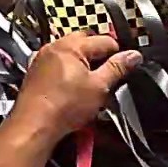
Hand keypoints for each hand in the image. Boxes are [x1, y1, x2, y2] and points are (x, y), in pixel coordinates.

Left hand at [7, 32, 140, 141]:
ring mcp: (43, 59)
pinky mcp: (37, 73)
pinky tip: (74, 90)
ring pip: (72, 54)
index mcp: (71, 45)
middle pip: (86, 43)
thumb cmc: (62, 107)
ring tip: (92, 85)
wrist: (34, 126)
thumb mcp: (99, 87)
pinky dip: (69, 72)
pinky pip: (59, 65)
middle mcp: (55, 47)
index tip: (126, 66)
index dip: (119, 54)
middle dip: (100, 57)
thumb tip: (133, 56)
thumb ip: (117, 68)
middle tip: (109, 75)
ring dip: (84, 65)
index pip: (105, 41)